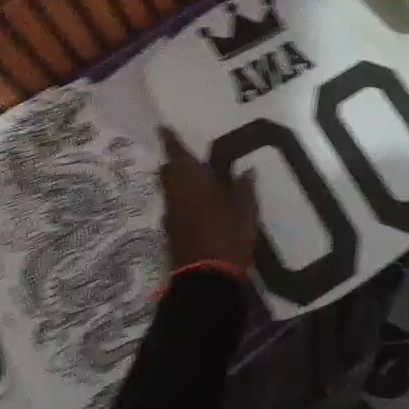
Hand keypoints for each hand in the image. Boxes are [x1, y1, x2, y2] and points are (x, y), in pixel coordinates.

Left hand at [157, 126, 258, 271]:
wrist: (206, 281)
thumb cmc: (227, 236)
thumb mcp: (245, 211)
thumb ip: (243, 188)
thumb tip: (245, 170)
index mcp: (192, 181)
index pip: (176, 154)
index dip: (169, 140)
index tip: (162, 127)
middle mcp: (176, 194)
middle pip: (169, 172)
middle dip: (176, 163)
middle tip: (190, 158)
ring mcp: (171, 215)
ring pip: (170, 190)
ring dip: (179, 183)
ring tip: (198, 182)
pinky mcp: (171, 233)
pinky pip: (175, 208)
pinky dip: (183, 202)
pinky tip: (199, 208)